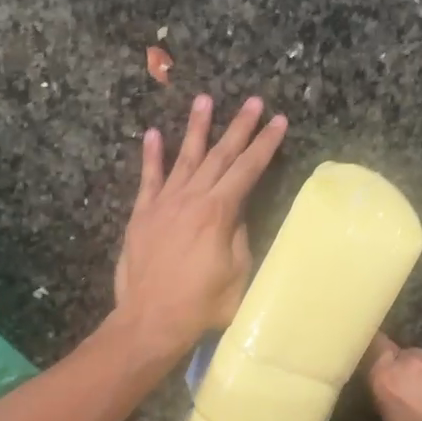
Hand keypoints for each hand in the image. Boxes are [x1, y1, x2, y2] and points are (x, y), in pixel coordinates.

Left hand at [113, 94, 286, 365]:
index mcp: (219, 212)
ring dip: (197, 128)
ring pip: (184, 158)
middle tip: (253, 102)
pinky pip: (148, 179)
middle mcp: (192, 199)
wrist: (152, 319)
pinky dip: (152, 156)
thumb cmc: (203, 304)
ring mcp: (164, 204)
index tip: (278, 121)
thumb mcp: (238, 274)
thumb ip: (239, 237)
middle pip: (220, 155)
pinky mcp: (143, 216)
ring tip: (204, 100)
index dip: (265, 144)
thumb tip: (236, 214)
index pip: (248, 169)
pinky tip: (155, 134)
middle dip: (239, 127)